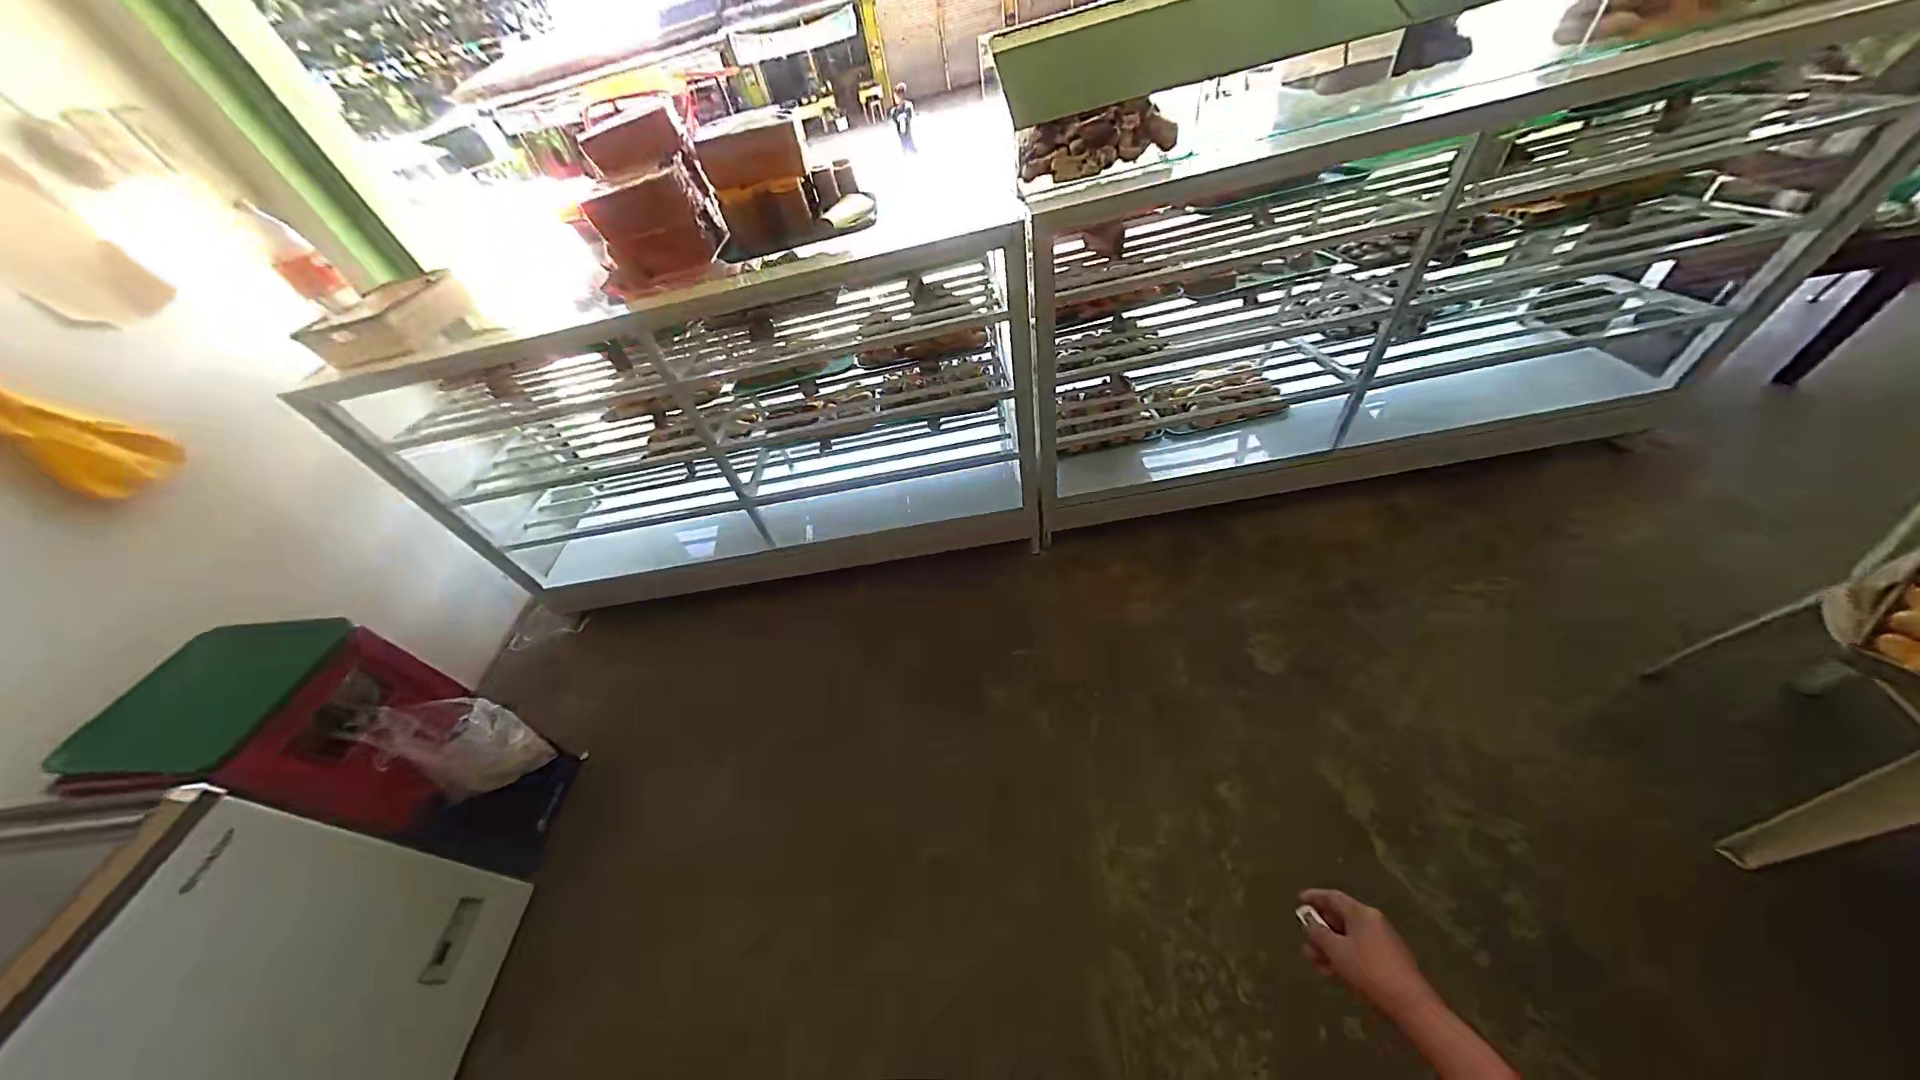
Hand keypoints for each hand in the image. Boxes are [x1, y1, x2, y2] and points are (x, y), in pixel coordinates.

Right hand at [1298, 888, 1437, 1017]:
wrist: (1409, 1004)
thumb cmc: (1369, 970)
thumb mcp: (1334, 949)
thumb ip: (1317, 932)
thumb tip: (1309, 923)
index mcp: (1362, 913)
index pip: (1332, 897)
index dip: (1313, 897)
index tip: (1300, 900)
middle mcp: (1373, 922)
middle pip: (1339, 919)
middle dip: (1319, 931)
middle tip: (1307, 942)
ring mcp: (1383, 941)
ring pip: (1347, 938)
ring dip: (1329, 948)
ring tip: (1317, 962)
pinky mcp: (1389, 961)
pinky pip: (1359, 951)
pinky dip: (1344, 957)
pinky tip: (1334, 971)